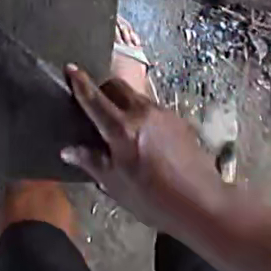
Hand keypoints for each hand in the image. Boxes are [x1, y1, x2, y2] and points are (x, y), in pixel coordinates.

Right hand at [60, 66, 231, 239]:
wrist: (201, 202)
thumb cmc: (154, 200)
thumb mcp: (115, 185)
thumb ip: (91, 161)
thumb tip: (68, 149)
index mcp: (122, 129)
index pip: (95, 98)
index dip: (80, 83)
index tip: (70, 68)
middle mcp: (142, 112)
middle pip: (116, 86)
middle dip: (103, 90)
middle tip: (95, 107)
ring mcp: (162, 113)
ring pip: (135, 96)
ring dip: (122, 103)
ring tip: (120, 129)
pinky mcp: (177, 119)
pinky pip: (152, 108)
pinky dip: (141, 115)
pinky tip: (144, 140)